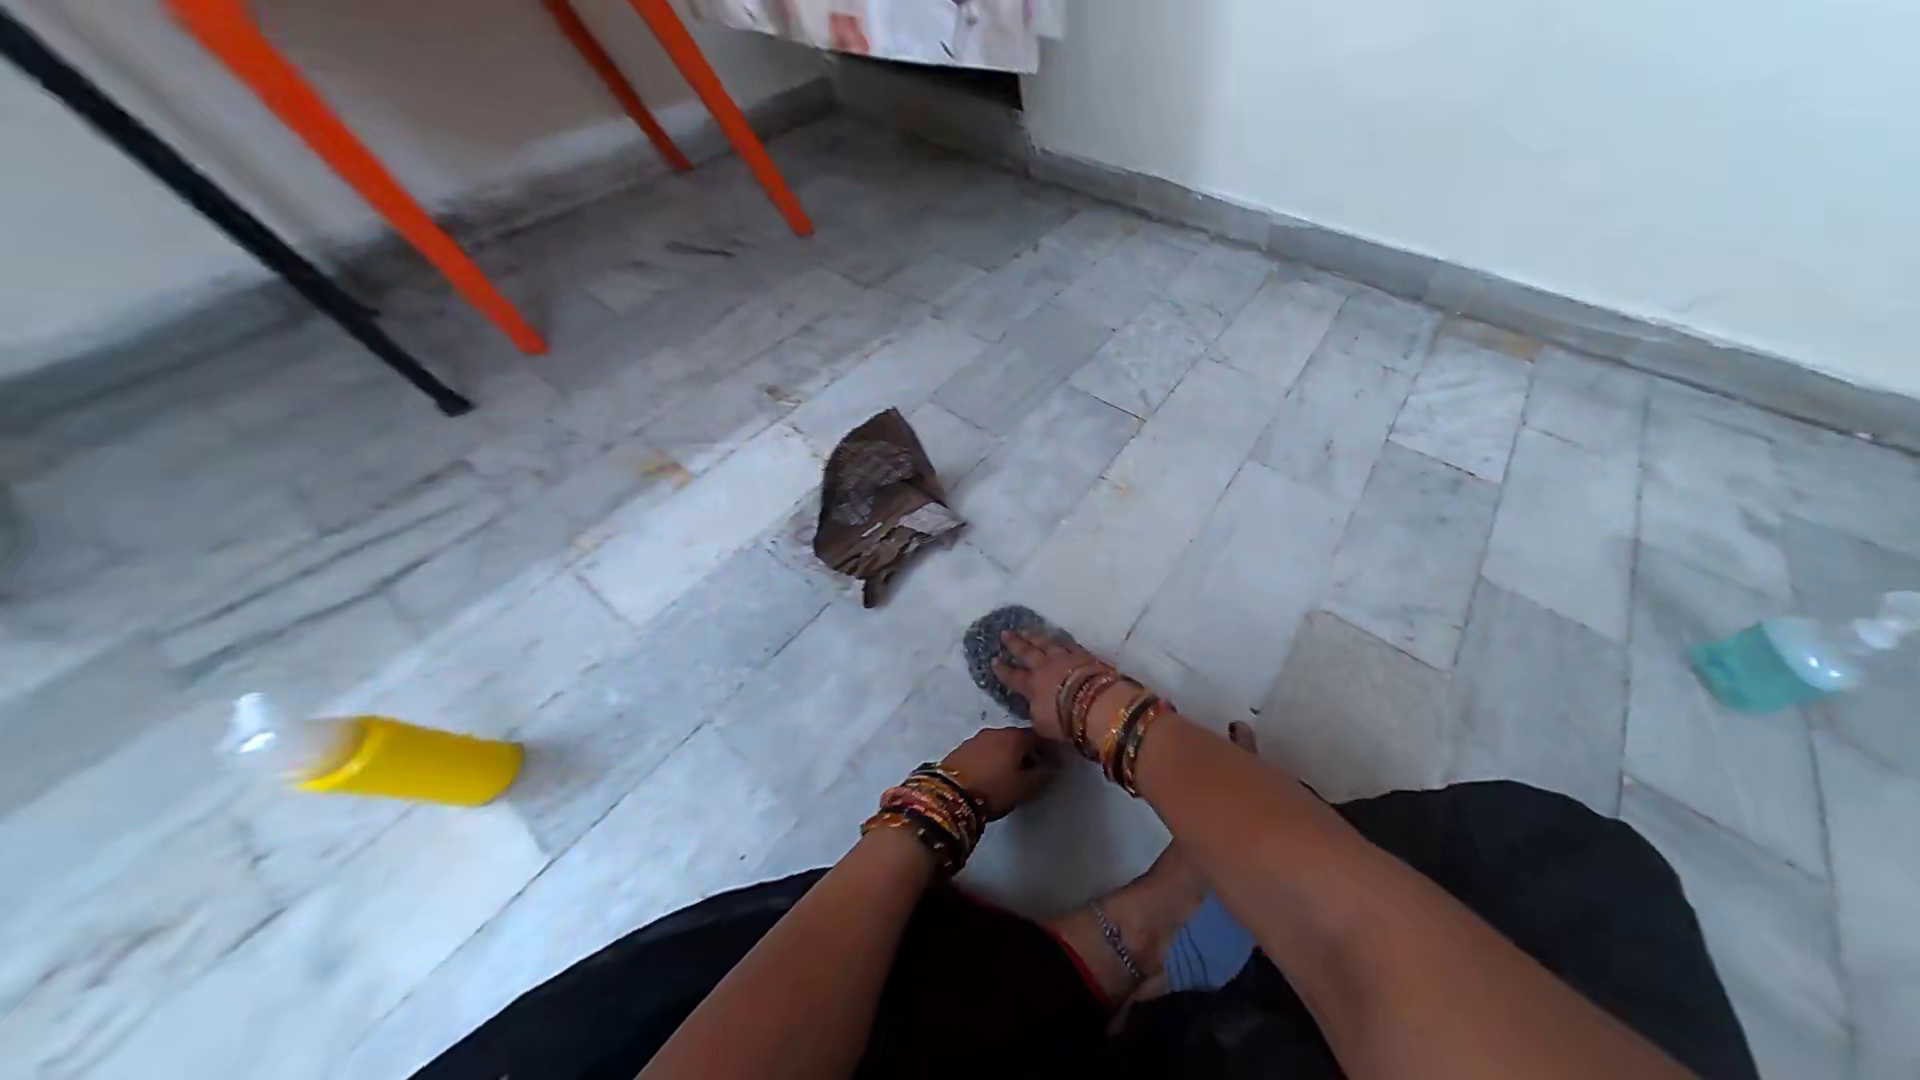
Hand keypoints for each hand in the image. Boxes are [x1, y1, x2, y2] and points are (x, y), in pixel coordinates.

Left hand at [940, 727, 1055, 819]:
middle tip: (1034, 770)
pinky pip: (985, 750)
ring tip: (1013, 774)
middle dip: (1028, 751)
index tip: (1054, 761)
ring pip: (1000, 743)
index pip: (1038, 735)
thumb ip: (1043, 776)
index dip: (1048, 748)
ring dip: (1009, 755)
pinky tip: (993, 773)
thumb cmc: (994, 789)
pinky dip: (993, 758)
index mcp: (1014, 736)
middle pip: (1018, 738)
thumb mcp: (1024, 788)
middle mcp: (996, 731)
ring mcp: (977, 738)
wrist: (951, 793)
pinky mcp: (962, 748)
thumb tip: (1054, 768)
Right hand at [989, 630, 1113, 744]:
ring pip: (1046, 643)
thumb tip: (1032, 709)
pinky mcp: (1083, 655)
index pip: (1012, 676)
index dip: (1002, 669)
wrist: (1096, 703)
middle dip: (1014, 643)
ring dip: (1034, 636)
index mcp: (1031, 685)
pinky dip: (1061, 640)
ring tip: (1026, 630)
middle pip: (1026, 652)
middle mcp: (1045, 667)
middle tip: (1005, 632)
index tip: (994, 660)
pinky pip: (1069, 644)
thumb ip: (1034, 715)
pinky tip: (1058, 637)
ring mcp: (1064, 658)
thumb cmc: (1065, 719)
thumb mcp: (1042, 725)